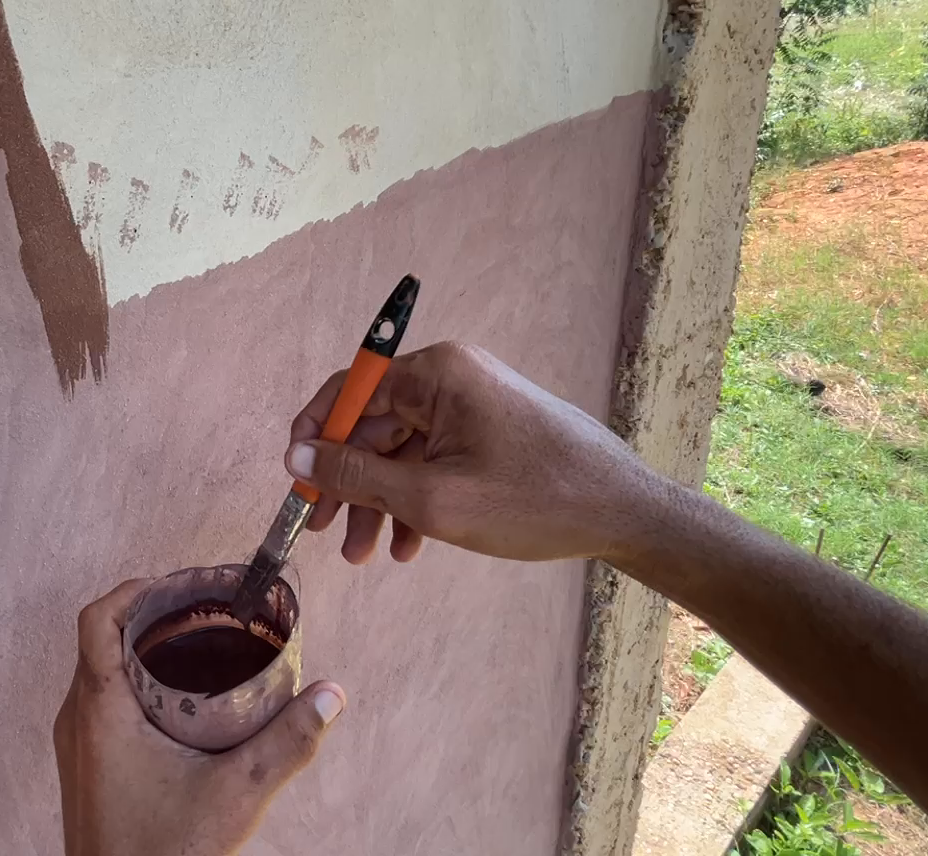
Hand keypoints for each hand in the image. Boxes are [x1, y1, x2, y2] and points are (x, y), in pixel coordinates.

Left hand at [54, 580, 347, 855]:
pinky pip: (98, 698)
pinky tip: (173, 697)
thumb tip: (332, 693)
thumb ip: (287, 742)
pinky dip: (129, 680)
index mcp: (99, 707)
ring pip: (98, 669)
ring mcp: (74, 742)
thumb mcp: (235, 795)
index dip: (129, 590)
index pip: (95, 619)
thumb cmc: (166, 854)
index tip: (172, 586)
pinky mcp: (82, 764)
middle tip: (195, 612)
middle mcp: (76, 715)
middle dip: (144, 616)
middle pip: (99, 638)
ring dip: (135, 648)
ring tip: (189, 645)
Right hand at [288, 341, 671, 563]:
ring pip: (402, 450)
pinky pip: (433, 459)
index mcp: (435, 372)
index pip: (350, 389)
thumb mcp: (431, 497)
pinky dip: (415, 499)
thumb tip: (295, 457)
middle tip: (327, 531)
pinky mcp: (486, 430)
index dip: (315, 432)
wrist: (633, 518)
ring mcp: (469, 403)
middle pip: (374, 426)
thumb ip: (355, 476)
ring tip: (366, 554)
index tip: (296, 477)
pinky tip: (407, 545)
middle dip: (352, 484)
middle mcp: (448, 377)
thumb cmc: (532, 502)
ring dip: (380, 501)